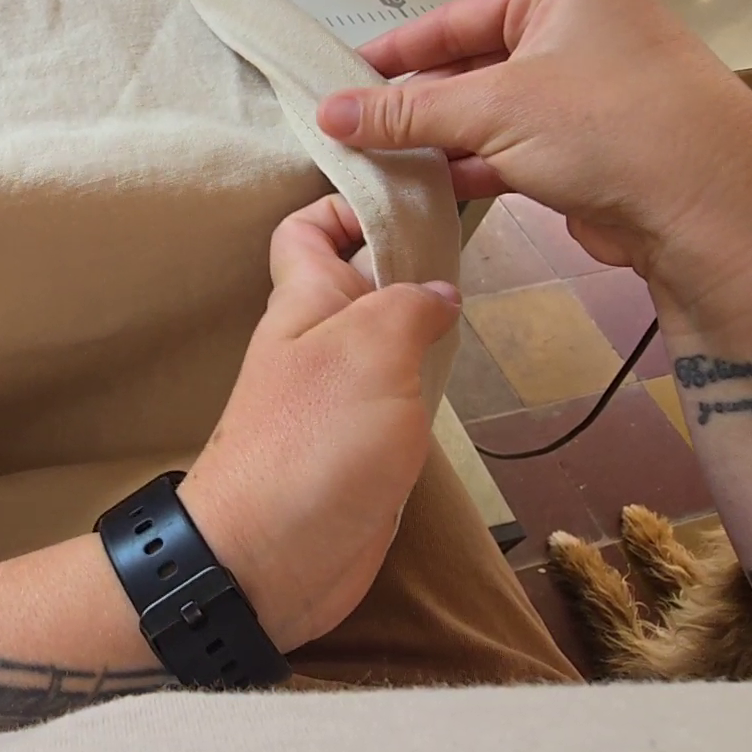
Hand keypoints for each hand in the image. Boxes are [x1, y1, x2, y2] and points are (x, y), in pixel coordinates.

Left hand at [177, 195, 460, 651]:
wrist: (273, 555)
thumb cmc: (313, 440)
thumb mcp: (368, 350)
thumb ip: (407, 306)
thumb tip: (438, 291)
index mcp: (304, 300)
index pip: (308, 228)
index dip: (347, 203)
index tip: (409, 195)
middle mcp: (318, 337)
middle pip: (359, 275)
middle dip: (407, 254)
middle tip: (473, 247)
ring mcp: (340, 389)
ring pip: (383, 330)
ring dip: (423, 314)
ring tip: (478, 299)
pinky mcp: (362, 435)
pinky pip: (396, 383)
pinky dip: (426, 368)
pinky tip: (461, 364)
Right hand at [314, 0, 751, 306]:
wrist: (706, 212)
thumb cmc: (605, 128)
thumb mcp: (492, 109)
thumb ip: (404, 112)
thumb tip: (326, 112)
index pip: (454, 19)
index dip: (393, 52)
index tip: (340, 79)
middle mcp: (575, 37)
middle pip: (467, 69)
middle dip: (412, 106)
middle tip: (351, 132)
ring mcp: (580, 97)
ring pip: (484, 115)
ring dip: (434, 141)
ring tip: (374, 163)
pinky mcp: (581, 151)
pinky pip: (504, 150)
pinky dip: (465, 167)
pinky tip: (422, 187)